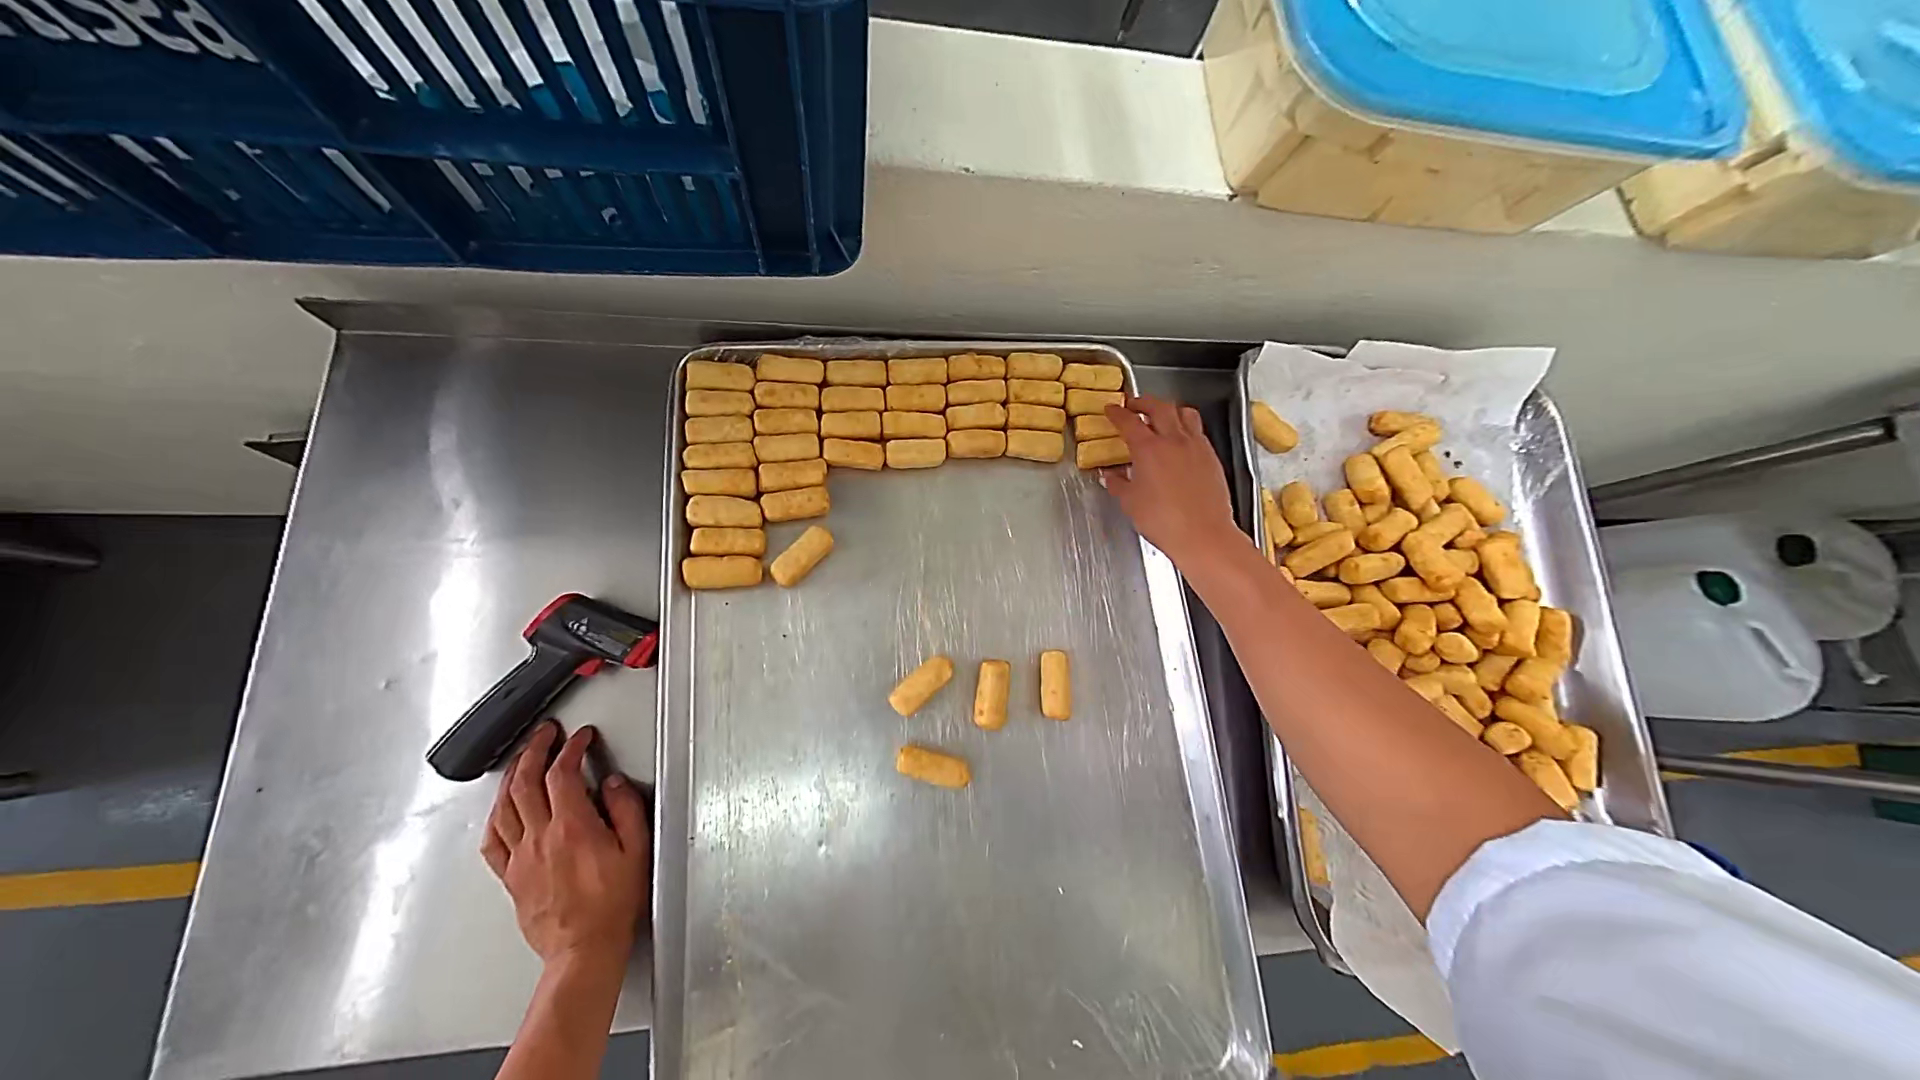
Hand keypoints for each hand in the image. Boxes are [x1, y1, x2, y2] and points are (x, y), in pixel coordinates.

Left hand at [481, 721, 650, 966]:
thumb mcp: (637, 849)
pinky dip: (495, 815)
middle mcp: (540, 839)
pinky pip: (493, 840)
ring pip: (503, 806)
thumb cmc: (613, 904)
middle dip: (534, 750)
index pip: (563, 774)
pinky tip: (501, 807)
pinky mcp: (511, 877)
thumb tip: (613, 784)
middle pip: (526, 782)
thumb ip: (626, 809)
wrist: (584, 948)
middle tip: (545, 735)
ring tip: (522, 760)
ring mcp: (521, 858)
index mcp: (573, 828)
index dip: (572, 748)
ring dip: (512, 776)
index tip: (581, 739)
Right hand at [1100, 396, 1240, 563]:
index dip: (1117, 412)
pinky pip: (1198, 432)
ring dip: (1169, 409)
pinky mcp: (1211, 457)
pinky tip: (1181, 440)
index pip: (1129, 421)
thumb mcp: (1130, 502)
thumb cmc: (1164, 521)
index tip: (1112, 409)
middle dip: (1143, 401)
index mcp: (1149, 449)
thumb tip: (1110, 476)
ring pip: (1184, 413)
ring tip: (1161, 414)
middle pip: (1159, 407)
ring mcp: (1196, 447)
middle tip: (1134, 404)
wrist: (1203, 535)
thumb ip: (1117, 483)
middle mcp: (1174, 441)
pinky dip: (1186, 427)